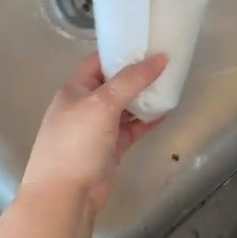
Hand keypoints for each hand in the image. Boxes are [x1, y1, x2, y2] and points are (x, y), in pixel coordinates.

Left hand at [20, 53, 167, 213]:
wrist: (65, 195)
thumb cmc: (76, 143)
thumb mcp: (102, 104)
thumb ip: (131, 80)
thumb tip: (159, 58)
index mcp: (75, 89)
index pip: (98, 61)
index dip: (120, 51)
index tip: (147, 42)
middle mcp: (86, 105)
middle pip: (115, 83)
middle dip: (138, 74)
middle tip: (166, 62)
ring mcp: (98, 128)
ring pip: (126, 107)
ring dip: (145, 98)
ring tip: (170, 85)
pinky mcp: (111, 148)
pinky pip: (132, 128)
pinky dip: (147, 121)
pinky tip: (165, 112)